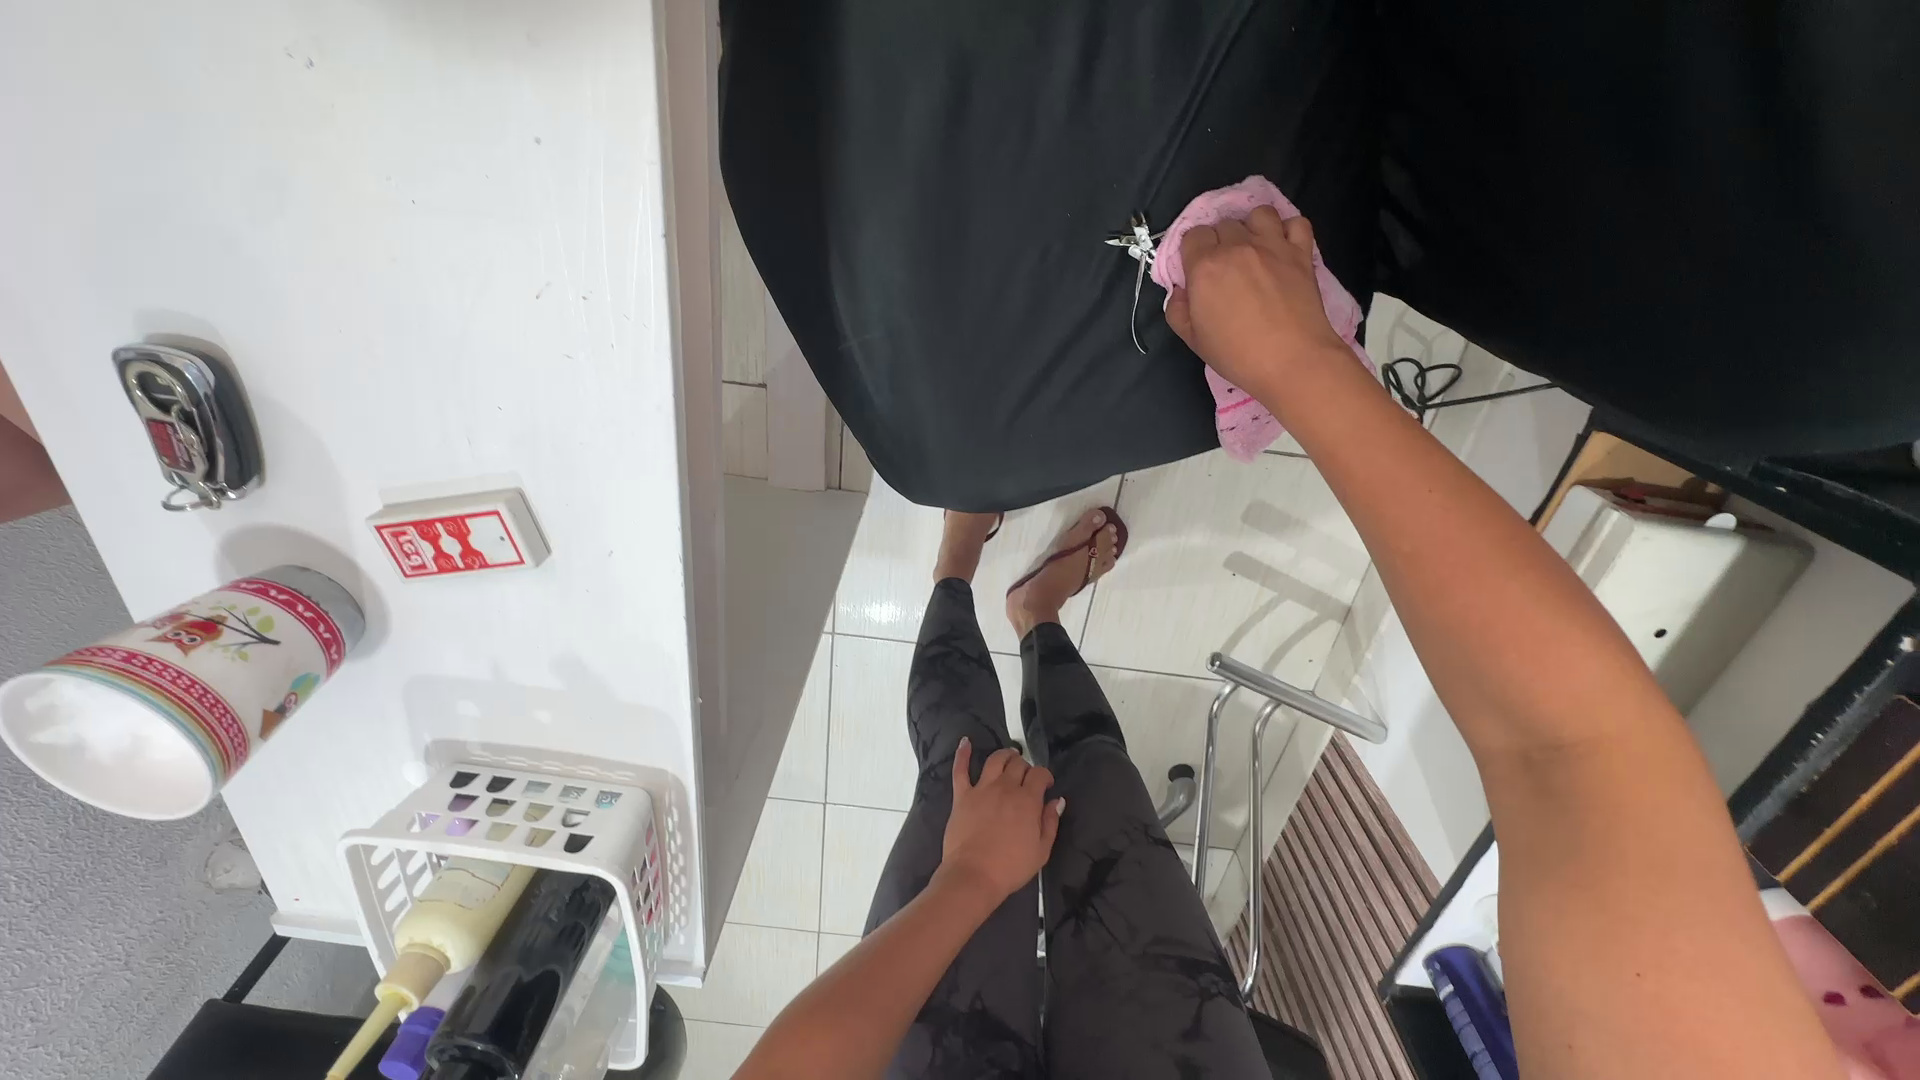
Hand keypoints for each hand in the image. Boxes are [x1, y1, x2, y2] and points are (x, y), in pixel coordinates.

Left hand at [938, 738, 1063, 901]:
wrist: (974, 875)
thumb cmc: (1011, 867)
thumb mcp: (1042, 850)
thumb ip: (1050, 822)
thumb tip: (1057, 800)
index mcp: (1027, 800)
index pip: (1039, 774)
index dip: (1045, 776)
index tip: (1046, 785)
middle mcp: (1005, 787)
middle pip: (1018, 764)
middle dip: (1026, 767)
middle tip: (1026, 777)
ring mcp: (982, 789)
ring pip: (995, 760)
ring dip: (1005, 755)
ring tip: (1010, 757)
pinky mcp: (962, 796)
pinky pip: (961, 770)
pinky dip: (962, 754)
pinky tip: (965, 742)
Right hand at [1164, 206, 1347, 391]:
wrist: (1291, 360)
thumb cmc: (1237, 354)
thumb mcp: (1193, 340)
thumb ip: (1177, 310)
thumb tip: (1180, 291)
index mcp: (1205, 267)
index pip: (1193, 235)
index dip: (1193, 251)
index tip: (1197, 269)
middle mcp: (1238, 247)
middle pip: (1224, 224)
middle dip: (1220, 241)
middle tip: (1225, 267)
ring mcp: (1273, 246)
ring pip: (1259, 214)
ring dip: (1252, 226)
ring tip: (1253, 248)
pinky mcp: (1301, 252)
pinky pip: (1295, 222)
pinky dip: (1288, 230)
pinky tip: (1282, 247)